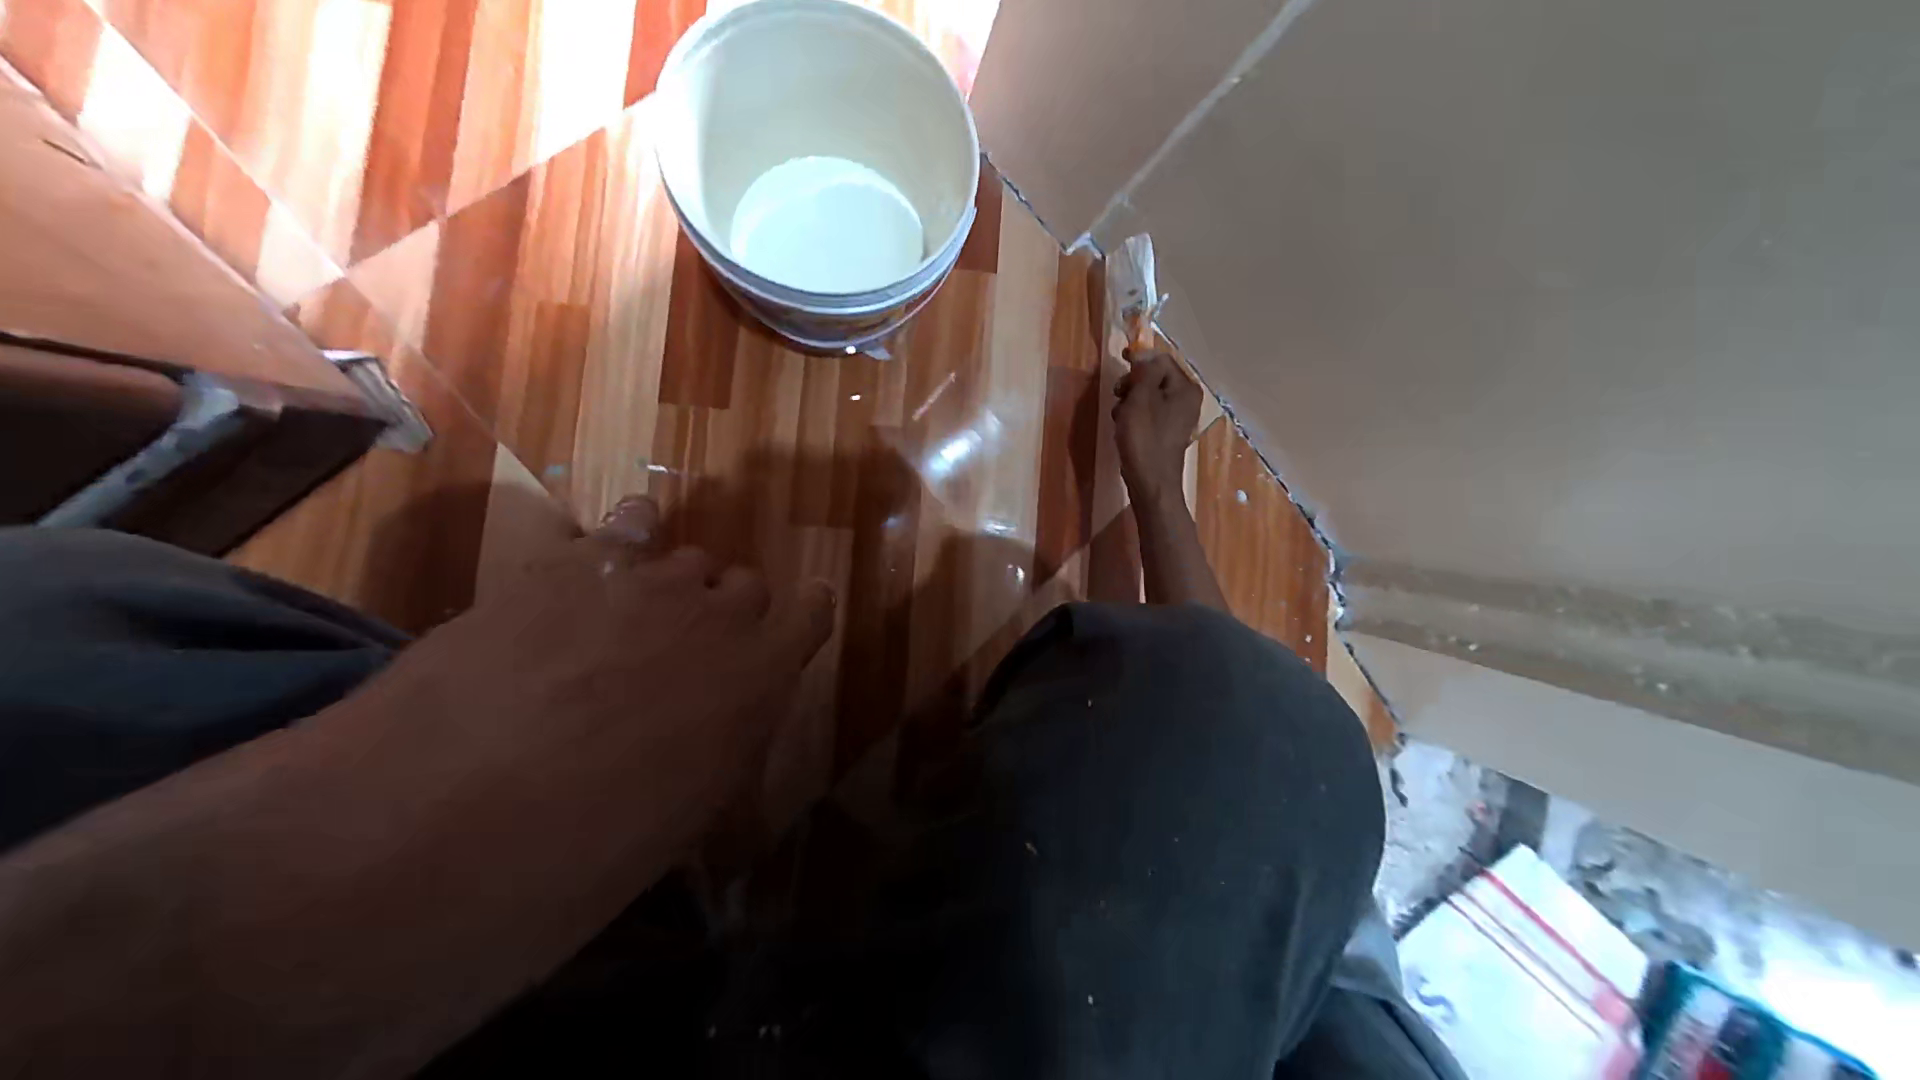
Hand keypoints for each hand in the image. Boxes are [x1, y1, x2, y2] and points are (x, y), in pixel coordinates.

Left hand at [370, 495, 835, 857]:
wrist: (428, 831)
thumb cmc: (578, 857)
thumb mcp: (683, 824)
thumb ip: (722, 750)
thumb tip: (716, 733)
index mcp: (758, 680)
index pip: (812, 614)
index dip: (802, 618)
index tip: (785, 632)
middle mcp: (716, 617)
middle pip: (748, 583)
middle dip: (728, 613)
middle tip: (685, 658)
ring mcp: (643, 583)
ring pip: (687, 559)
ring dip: (673, 589)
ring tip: (625, 628)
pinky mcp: (567, 564)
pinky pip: (626, 525)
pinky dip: (627, 540)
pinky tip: (599, 572)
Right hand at [1113, 347, 1202, 503]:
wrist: (1150, 481)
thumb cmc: (1144, 438)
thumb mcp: (1140, 399)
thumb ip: (1143, 372)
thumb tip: (1142, 353)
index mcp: (1184, 388)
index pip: (1161, 361)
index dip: (1140, 359)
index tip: (1120, 358)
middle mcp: (1186, 400)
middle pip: (1155, 378)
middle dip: (1132, 383)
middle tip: (1118, 394)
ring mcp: (1177, 418)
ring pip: (1148, 396)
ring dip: (1130, 401)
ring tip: (1120, 416)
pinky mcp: (1166, 432)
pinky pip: (1149, 414)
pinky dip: (1134, 416)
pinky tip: (1124, 428)